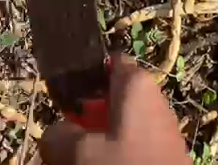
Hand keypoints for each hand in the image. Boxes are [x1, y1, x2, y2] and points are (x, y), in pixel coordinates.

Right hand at [41, 57, 188, 164]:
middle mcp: (151, 97)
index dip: (83, 77)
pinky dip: (113, 155)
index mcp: (135, 83)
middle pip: (109, 99)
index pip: (107, 62)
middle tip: (63, 145)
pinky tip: (99, 164)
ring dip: (96, 143)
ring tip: (76, 161)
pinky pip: (130, 146)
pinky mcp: (163, 152)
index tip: (63, 101)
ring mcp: (160, 126)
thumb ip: (58, 138)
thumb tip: (54, 134)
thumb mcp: (82, 155)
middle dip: (84, 120)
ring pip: (117, 127)